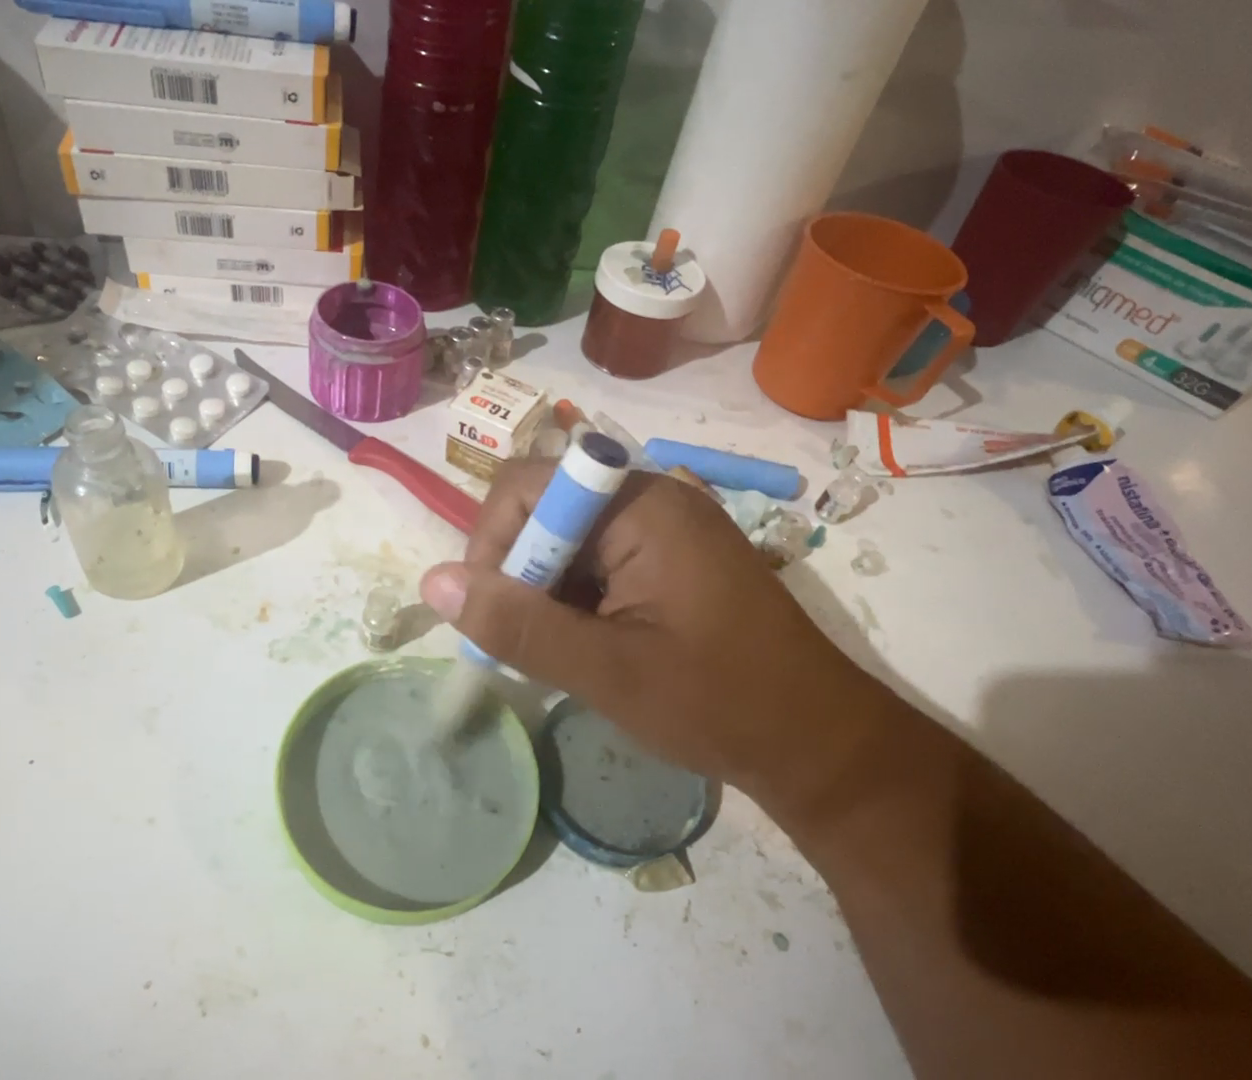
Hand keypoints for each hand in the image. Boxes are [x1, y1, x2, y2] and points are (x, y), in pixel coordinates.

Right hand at [419, 462, 899, 821]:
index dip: (492, 544)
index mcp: (642, 507)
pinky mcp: (672, 563)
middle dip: (520, 577)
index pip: (528, 488)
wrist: (818, 744)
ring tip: (564, 657)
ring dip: (547, 596)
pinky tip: (590, 651)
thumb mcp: (606, 670)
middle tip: (528, 647)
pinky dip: (576, 604)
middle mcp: (652, 501)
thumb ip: (518, 624)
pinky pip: (599, 565)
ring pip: (567, 544)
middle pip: (546, 513)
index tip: (490, 616)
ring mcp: (666, 532)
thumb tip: (432, 582)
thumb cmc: (719, 703)